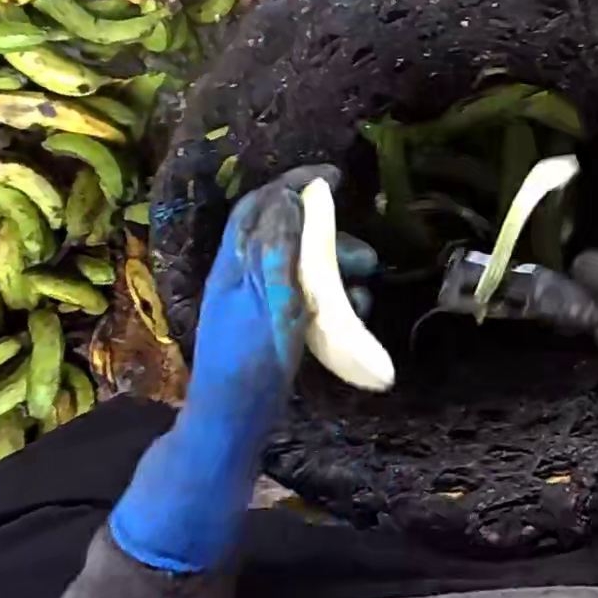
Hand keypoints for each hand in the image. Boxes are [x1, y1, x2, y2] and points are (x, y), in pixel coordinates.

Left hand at [110, 166, 374, 572]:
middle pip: (285, 235)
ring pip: (299, 265)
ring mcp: (256, 300)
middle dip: (328, 237)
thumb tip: (288, 196)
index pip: (260, 205)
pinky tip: (352, 311)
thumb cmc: (253, 361)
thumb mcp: (270, 300)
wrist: (232, 422)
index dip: (292, 184)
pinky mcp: (271, 323)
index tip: (332, 175)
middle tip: (365, 255)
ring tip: (365, 287)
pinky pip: (302, 294)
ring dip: (334, 268)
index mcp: (236, 263)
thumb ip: (278, 248)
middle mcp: (243, 274)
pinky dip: (329, 295)